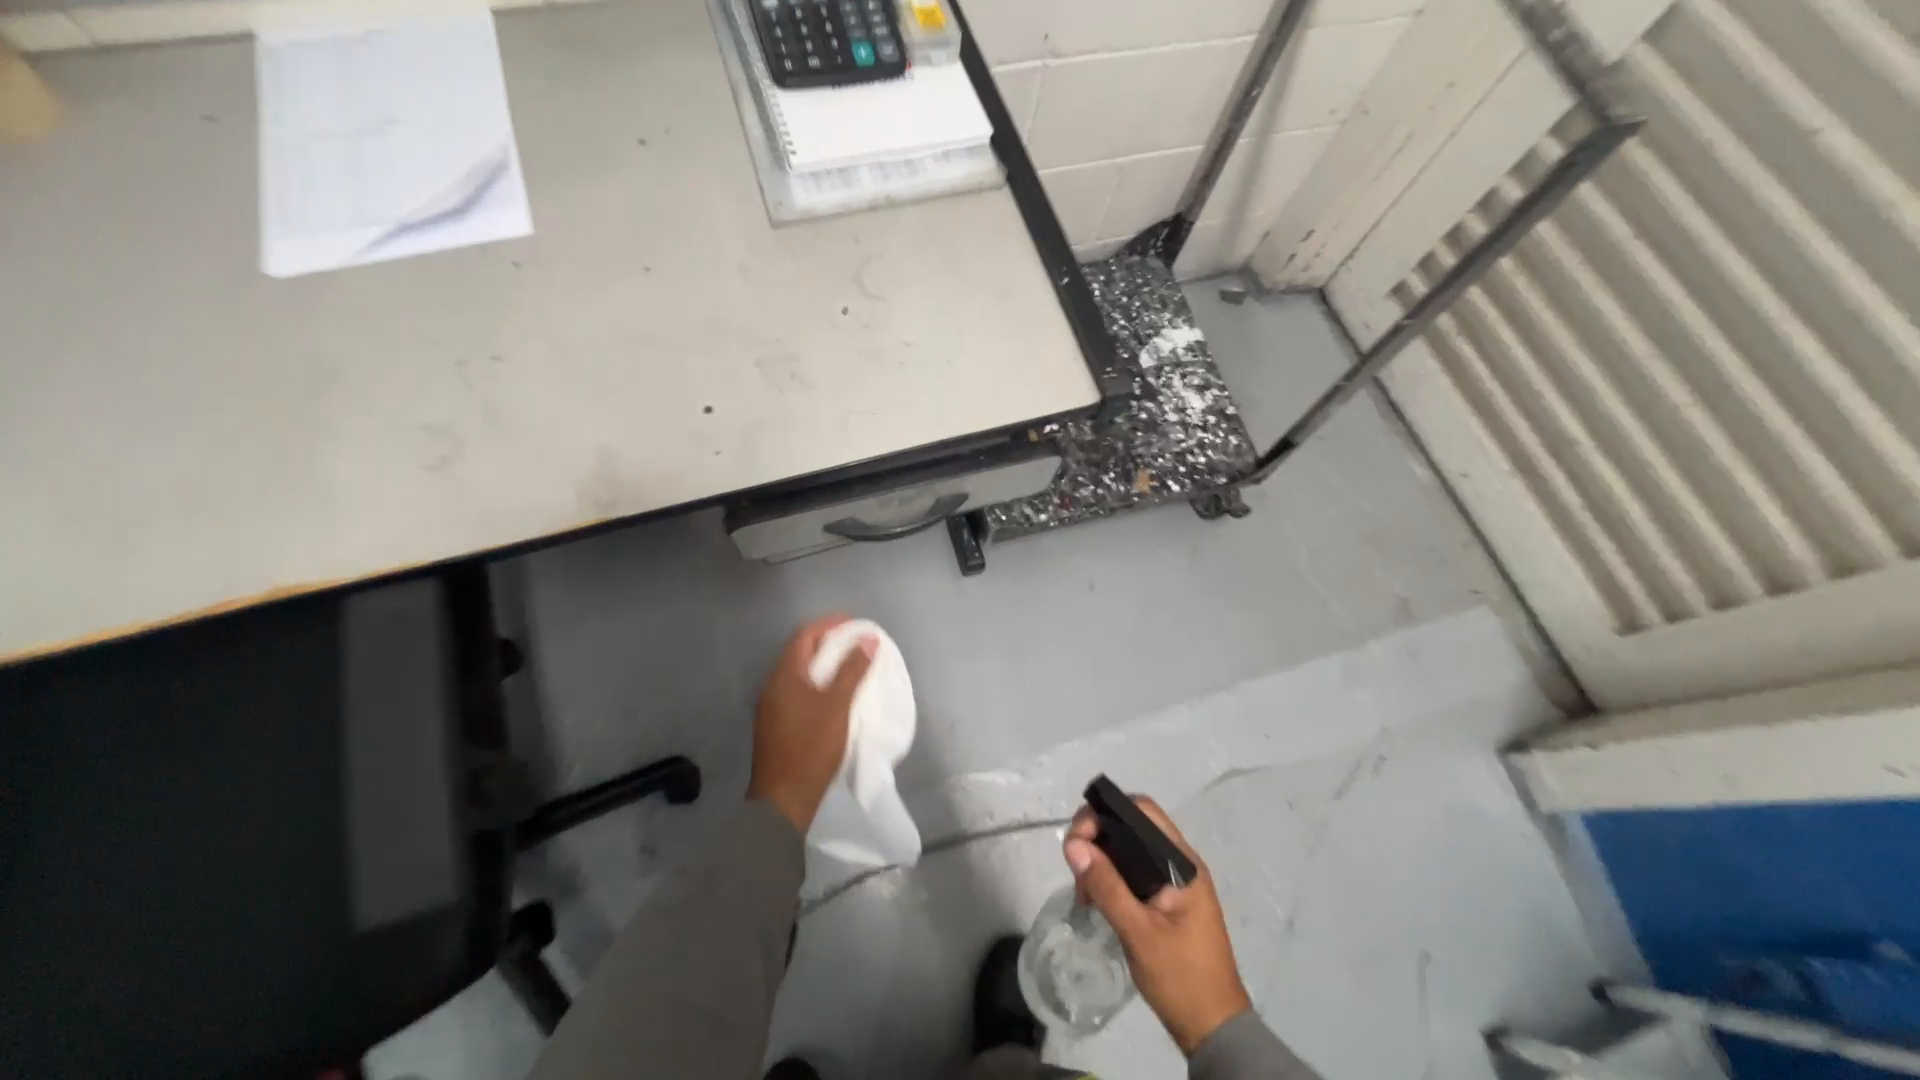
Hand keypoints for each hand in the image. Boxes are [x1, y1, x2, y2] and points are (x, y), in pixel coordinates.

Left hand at [747, 615, 876, 833]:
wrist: (783, 801)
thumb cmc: (811, 747)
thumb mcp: (838, 706)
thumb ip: (853, 670)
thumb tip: (867, 639)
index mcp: (783, 676)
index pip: (804, 635)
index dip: (830, 624)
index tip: (856, 624)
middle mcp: (772, 687)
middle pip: (800, 653)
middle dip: (829, 644)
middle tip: (858, 645)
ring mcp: (772, 709)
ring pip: (799, 675)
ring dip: (824, 667)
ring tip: (852, 670)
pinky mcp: (776, 728)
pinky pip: (798, 694)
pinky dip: (818, 687)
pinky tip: (836, 700)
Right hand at [1064, 796, 1250, 1055]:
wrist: (1213, 1027)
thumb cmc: (1180, 977)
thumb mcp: (1138, 932)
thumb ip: (1106, 886)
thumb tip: (1073, 844)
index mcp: (1182, 864)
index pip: (1142, 811)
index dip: (1106, 812)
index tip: (1078, 839)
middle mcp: (1180, 865)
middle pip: (1133, 827)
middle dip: (1098, 836)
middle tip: (1075, 868)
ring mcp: (1174, 883)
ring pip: (1130, 850)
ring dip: (1102, 859)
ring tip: (1084, 892)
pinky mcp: (1166, 901)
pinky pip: (1133, 873)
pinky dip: (1111, 877)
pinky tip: (1096, 900)